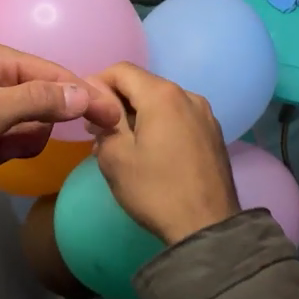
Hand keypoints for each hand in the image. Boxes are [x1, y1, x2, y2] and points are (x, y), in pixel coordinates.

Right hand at [81, 63, 238, 245]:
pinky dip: (159, 126)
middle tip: (98, 134)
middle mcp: (188, 95)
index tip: (85, 111)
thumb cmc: (155, 191)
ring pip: (161, 102)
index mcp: (162, 95)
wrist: (207, 228)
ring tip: (123, 147)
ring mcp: (205, 114)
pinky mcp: (213, 134)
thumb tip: (98, 100)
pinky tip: (150, 154)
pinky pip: (178, 118)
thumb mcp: (115, 157)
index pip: (121, 70)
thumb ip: (104, 119)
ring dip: (138, 116)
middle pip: (143, 85)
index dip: (97, 84)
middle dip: (117, 103)